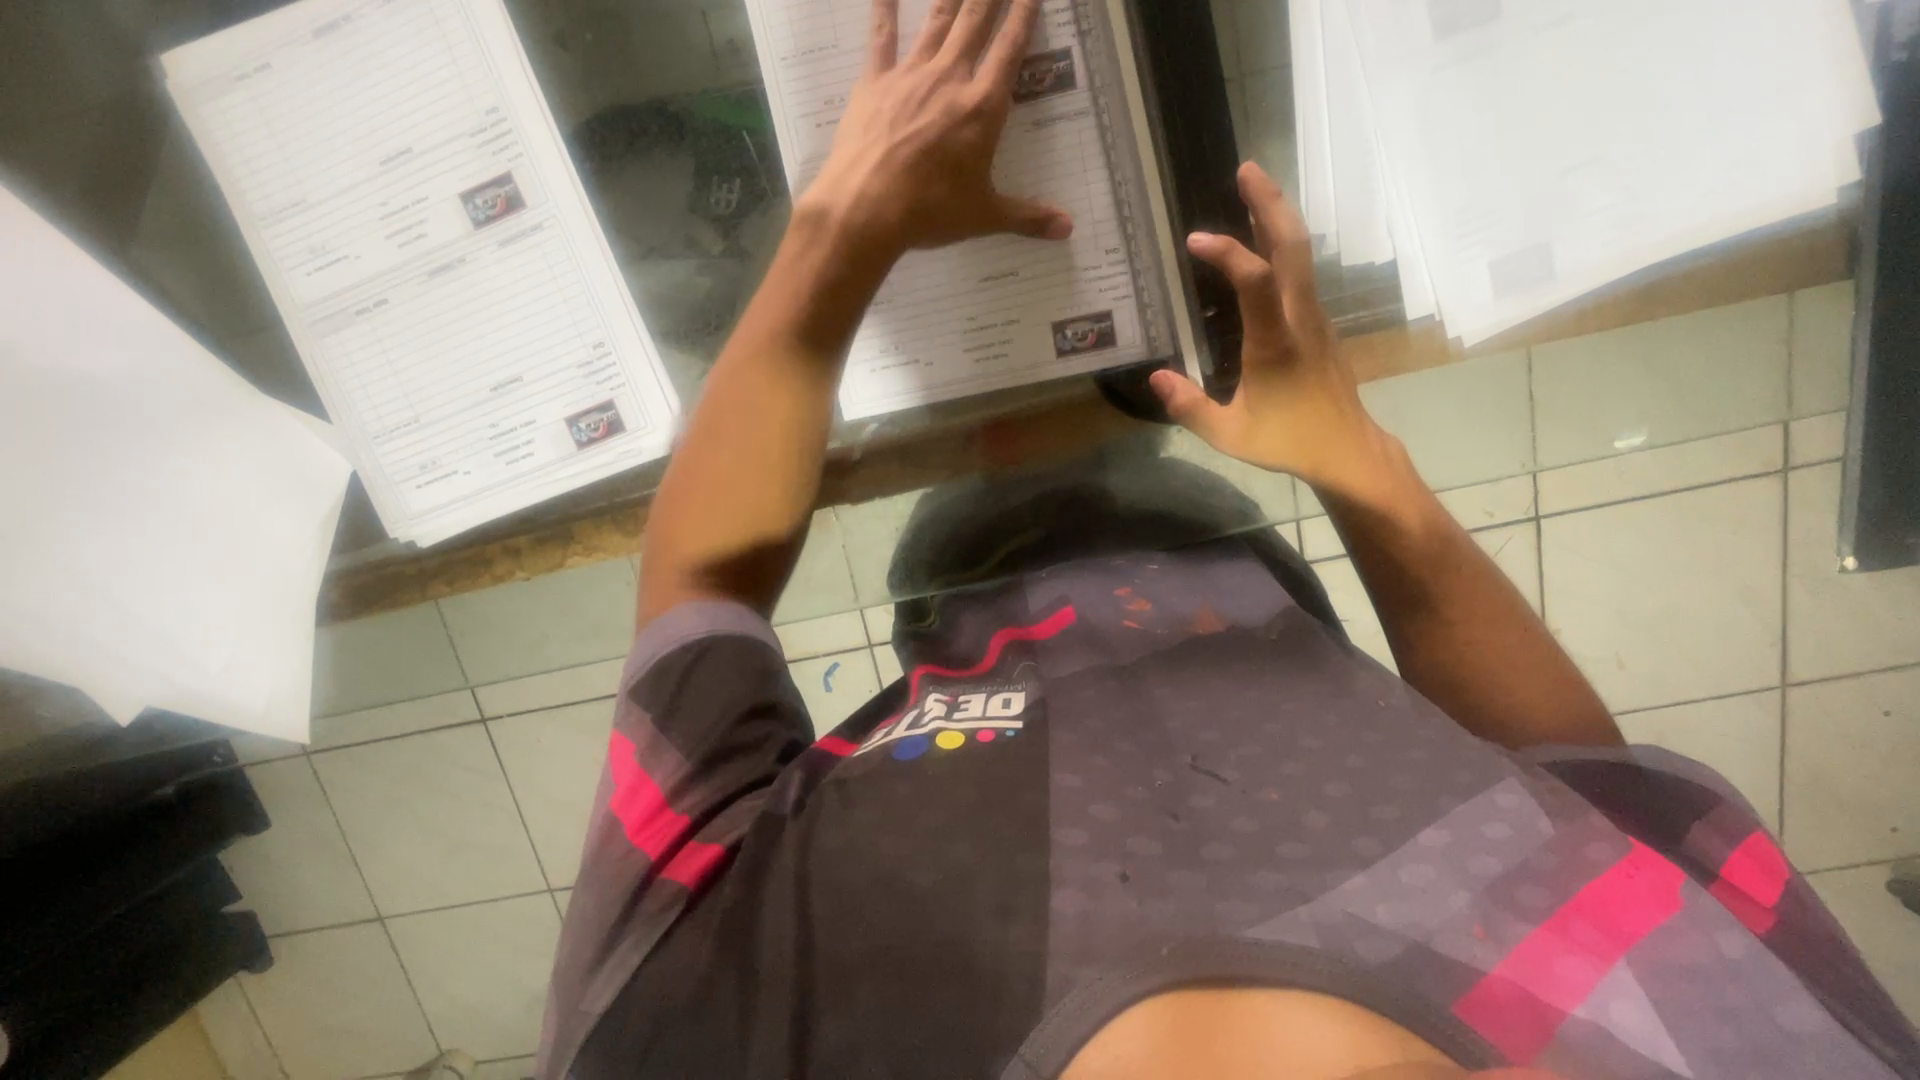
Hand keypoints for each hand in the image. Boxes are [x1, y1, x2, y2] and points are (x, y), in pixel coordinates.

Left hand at [797, 0, 1073, 262]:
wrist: (866, 209)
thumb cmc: (930, 212)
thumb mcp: (984, 217)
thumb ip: (1028, 217)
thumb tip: (1068, 229)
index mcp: (983, 109)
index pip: (1010, 49)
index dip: (1024, 15)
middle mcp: (950, 79)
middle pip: (975, 21)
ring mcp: (910, 76)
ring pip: (936, 21)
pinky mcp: (874, 83)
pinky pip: (881, 37)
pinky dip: (884, 8)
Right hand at [1149, 163, 1399, 503]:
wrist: (1347, 449)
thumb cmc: (1288, 441)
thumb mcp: (1228, 434)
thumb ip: (1190, 407)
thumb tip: (1156, 378)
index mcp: (1275, 342)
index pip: (1256, 281)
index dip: (1228, 253)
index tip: (1195, 240)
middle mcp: (1300, 318)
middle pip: (1292, 246)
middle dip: (1270, 204)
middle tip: (1246, 169)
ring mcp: (1314, 317)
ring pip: (1301, 254)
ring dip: (1278, 216)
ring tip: (1252, 188)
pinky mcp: (1319, 323)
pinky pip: (1300, 272)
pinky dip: (1281, 245)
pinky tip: (1263, 242)